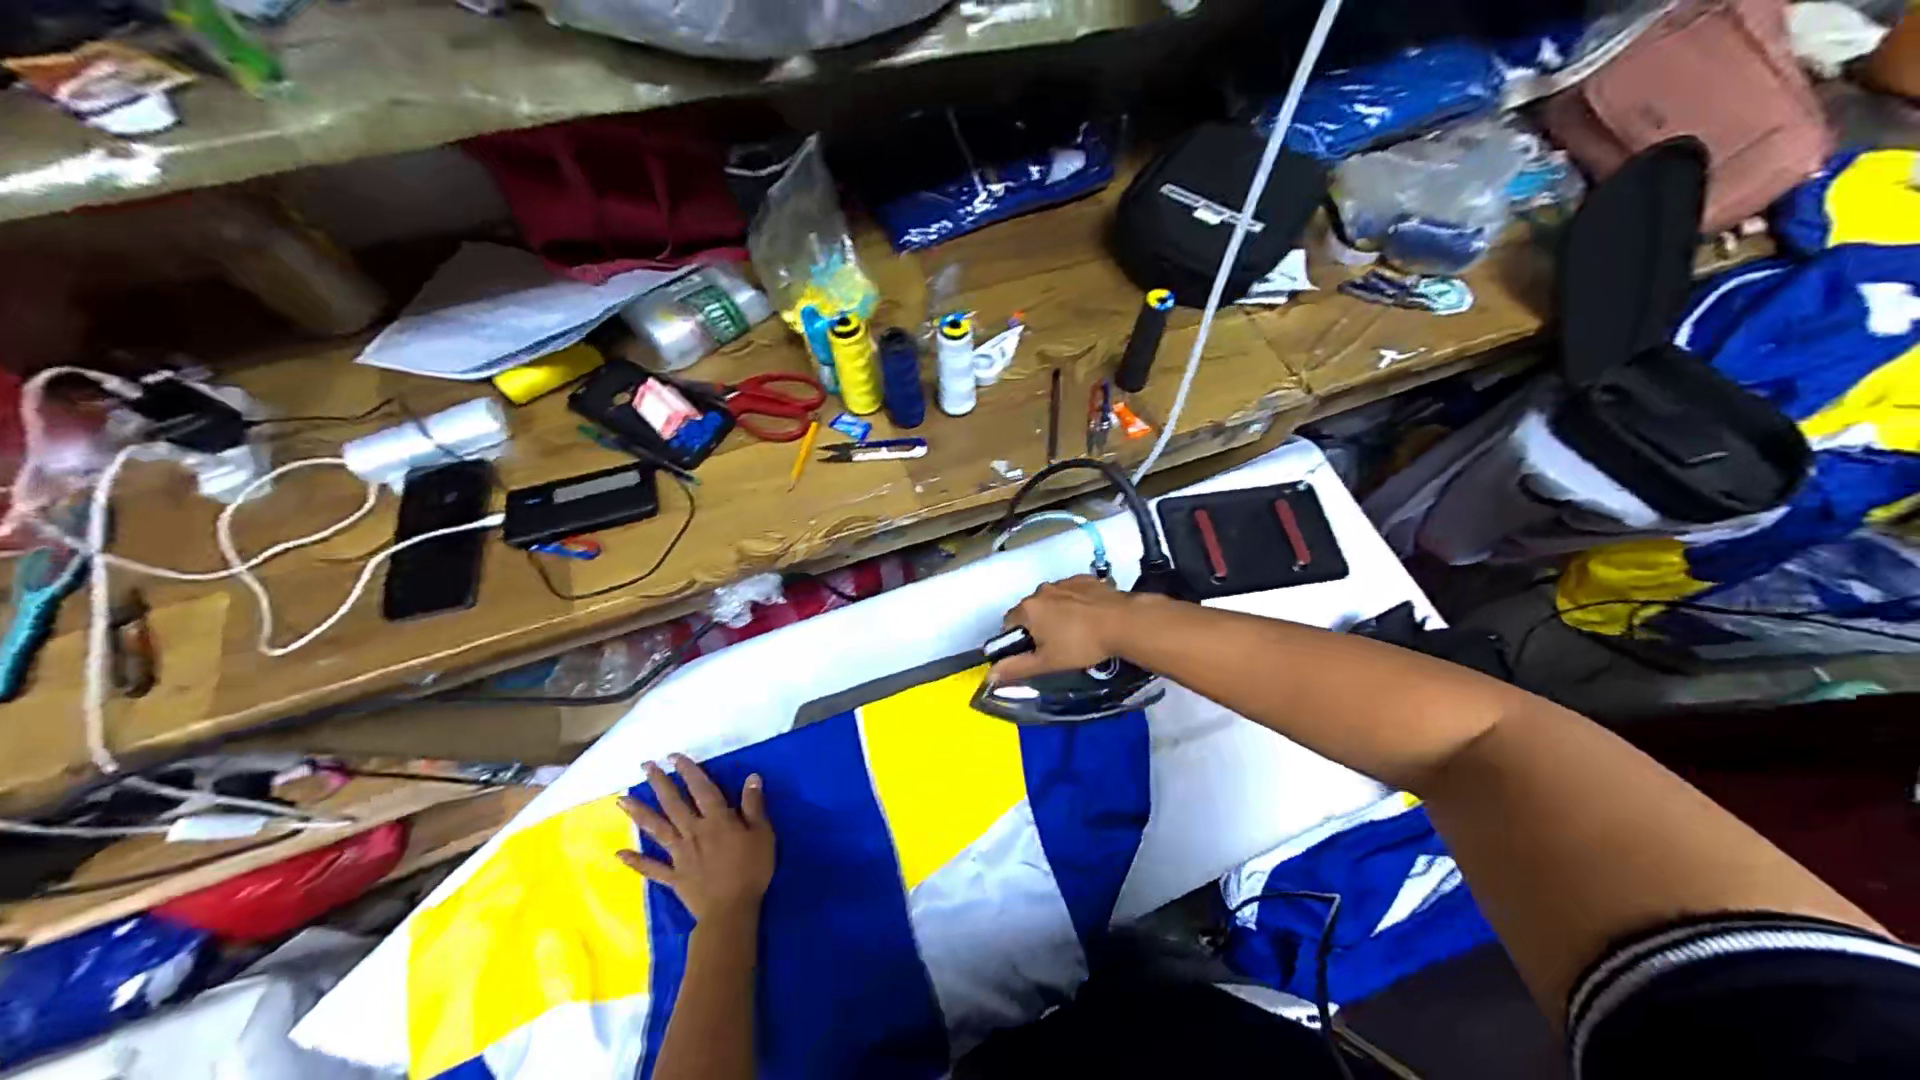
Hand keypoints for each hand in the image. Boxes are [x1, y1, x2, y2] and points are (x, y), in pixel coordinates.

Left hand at [617, 755, 774, 926]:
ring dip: (639, 814)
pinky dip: (635, 861)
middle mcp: (693, 831)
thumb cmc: (752, 869)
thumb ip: (754, 805)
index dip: (688, 770)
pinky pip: (651, 868)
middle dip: (659, 783)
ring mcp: (679, 854)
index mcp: (716, 820)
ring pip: (656, 829)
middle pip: (673, 803)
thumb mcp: (763, 834)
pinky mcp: (673, 876)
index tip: (675, 756)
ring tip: (621, 800)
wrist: (731, 911)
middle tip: (645, 766)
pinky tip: (619, 853)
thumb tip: (752, 777)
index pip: (701, 788)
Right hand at [989, 575, 1140, 682]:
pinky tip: (1090, 616)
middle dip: (1038, 625)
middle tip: (1057, 645)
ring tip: (1077, 631)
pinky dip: (1076, 602)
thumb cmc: (1080, 645)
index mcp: (1028, 608)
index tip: (1034, 651)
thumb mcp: (1047, 662)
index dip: (1018, 639)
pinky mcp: (1086, 579)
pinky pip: (1073, 591)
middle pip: (1031, 609)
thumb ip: (1017, 668)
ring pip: (1052, 599)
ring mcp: (1065, 581)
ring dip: (1058, 612)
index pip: (1009, 623)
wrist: (1123, 622)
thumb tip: (990, 675)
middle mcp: (1042, 590)